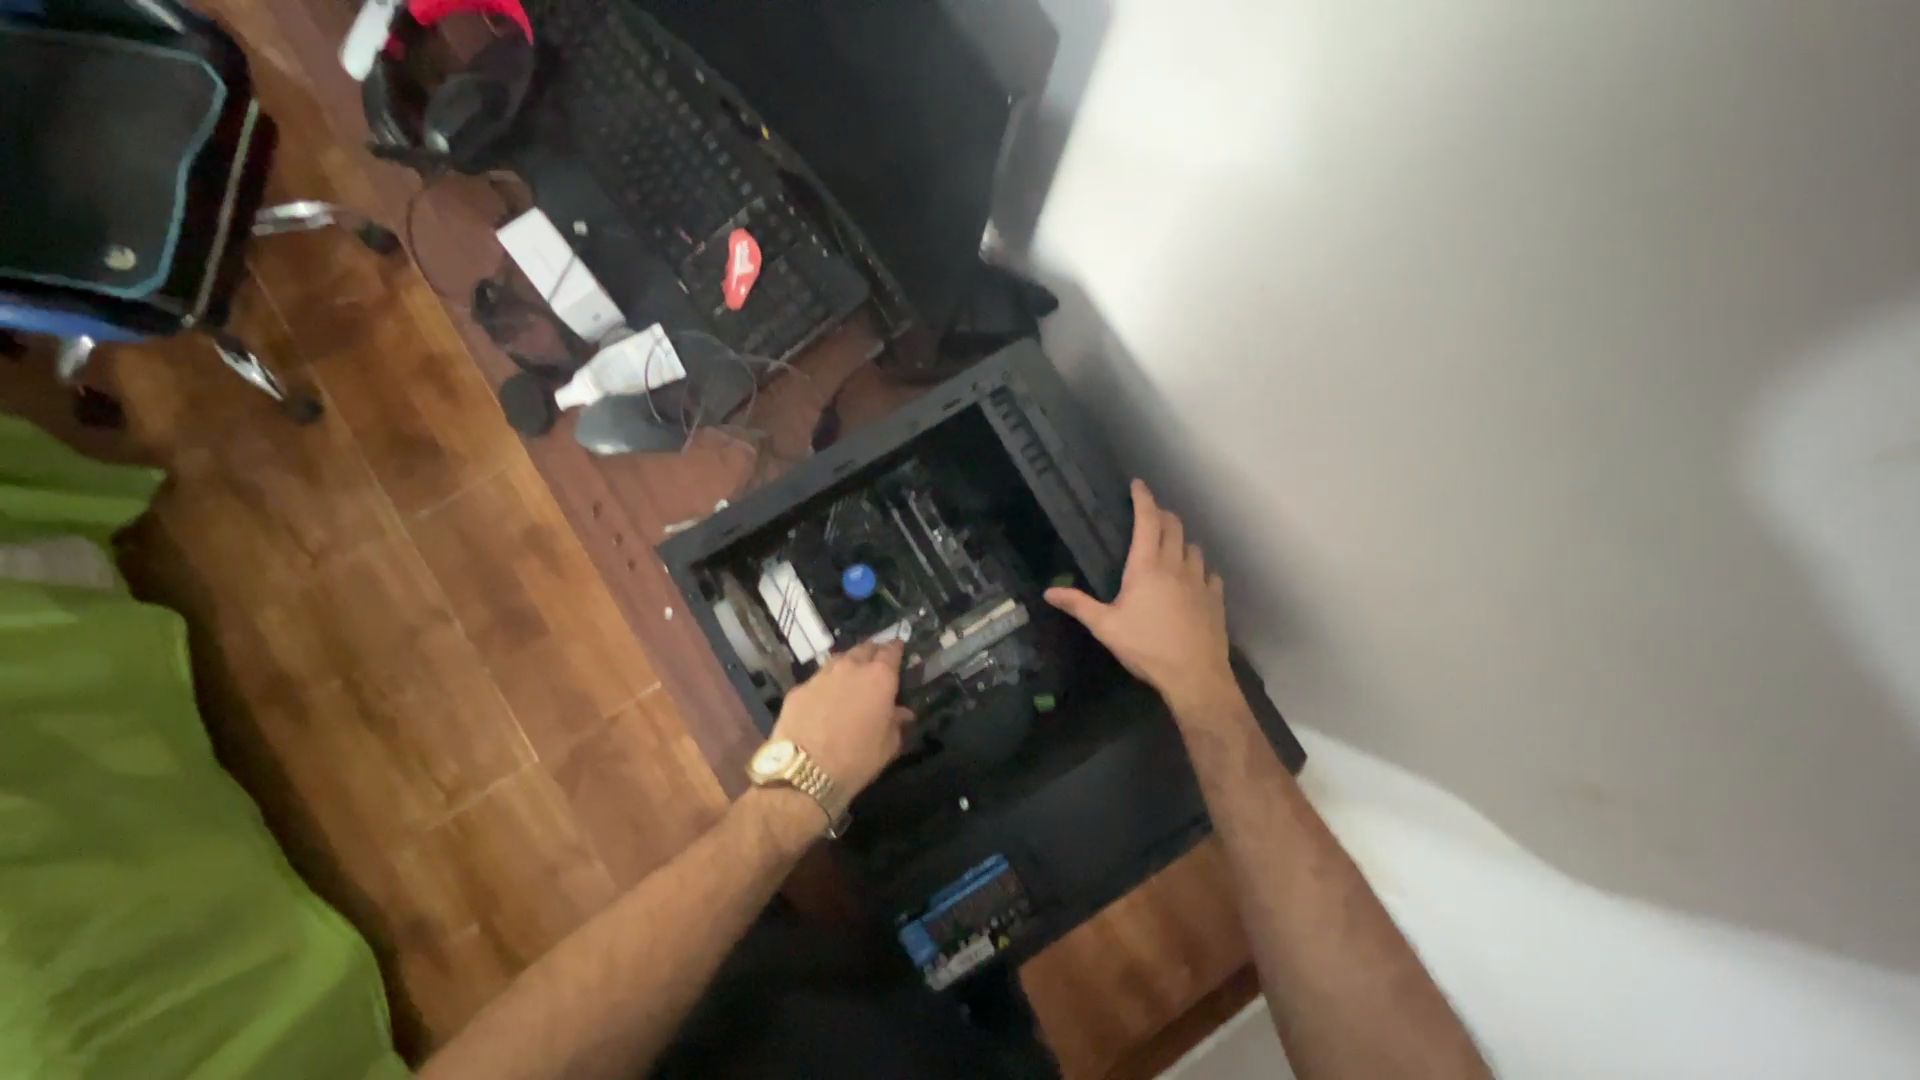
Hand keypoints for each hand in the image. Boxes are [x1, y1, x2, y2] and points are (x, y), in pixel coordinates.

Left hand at [768, 640, 913, 798]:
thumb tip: (902, 713)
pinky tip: (823, 700)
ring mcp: (821, 676)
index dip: (896, 649)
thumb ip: (896, 723)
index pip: (891, 651)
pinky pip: (817, 680)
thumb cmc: (856, 760)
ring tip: (850, 678)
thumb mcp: (888, 746)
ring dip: (848, 665)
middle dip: (872, 653)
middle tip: (876, 664)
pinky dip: (825, 685)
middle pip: (864, 649)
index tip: (898, 649)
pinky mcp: (798, 689)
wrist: (804, 771)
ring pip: (839, 660)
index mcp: (879, 678)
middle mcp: (851, 668)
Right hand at [1046, 481, 1238, 710]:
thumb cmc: (1146, 647)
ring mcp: (1200, 581)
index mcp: (1147, 566)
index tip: (1138, 485)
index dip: (1143, 498)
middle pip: (1174, 526)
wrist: (1194, 675)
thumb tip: (1049, 592)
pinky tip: (1195, 580)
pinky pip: (1210, 574)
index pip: (1147, 520)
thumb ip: (1078, 605)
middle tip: (1151, 515)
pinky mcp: (1215, 599)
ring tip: (1172, 548)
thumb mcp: (1105, 627)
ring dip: (1182, 542)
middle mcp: (1176, 565)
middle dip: (1162, 515)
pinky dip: (1200, 570)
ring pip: (1194, 548)